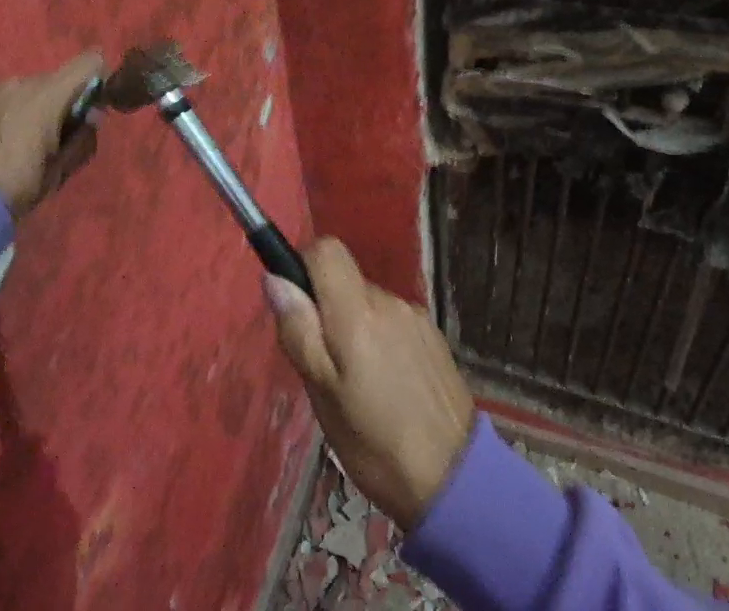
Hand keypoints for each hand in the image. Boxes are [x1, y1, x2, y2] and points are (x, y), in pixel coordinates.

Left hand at [0, 51, 106, 215]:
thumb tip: (91, 118)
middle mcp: (14, 83)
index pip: (89, 64)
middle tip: (47, 145)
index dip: (97, 82)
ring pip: (17, 93)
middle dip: (56, 106)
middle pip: (50, 83)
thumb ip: (81, 142)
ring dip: (23, 112)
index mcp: (45, 97)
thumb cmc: (7, 191)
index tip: (91, 111)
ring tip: (7, 151)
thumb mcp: (55, 176)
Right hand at [266, 238, 475, 529]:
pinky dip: (379, 342)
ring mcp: (416, 319)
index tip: (296, 309)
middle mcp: (391, 302)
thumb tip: (275, 278)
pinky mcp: (433, 338)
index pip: (327, 250)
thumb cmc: (372, 441)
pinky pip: (392, 323)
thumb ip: (299, 330)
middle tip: (322, 368)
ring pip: (368, 304)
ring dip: (353, 329)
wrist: (452, 478)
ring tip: (355, 385)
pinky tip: (385, 386)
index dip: (304, 268)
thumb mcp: (321, 391)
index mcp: (359, 311)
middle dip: (326, 310)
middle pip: (346, 280)